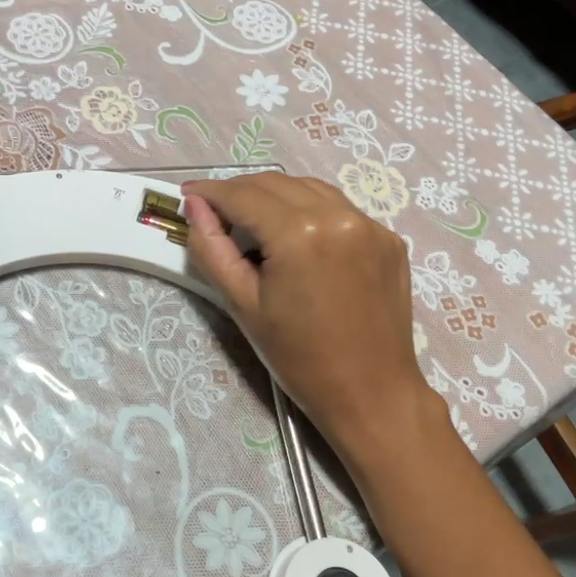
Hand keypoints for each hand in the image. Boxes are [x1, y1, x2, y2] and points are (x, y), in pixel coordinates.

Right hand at [182, 174, 440, 463]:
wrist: (372, 393)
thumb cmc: (298, 357)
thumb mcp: (242, 304)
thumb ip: (212, 248)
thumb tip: (194, 205)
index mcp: (299, 234)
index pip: (243, 195)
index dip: (210, 192)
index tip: (187, 194)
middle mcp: (339, 215)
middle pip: (275, 183)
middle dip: (239, 192)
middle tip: (214, 214)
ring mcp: (370, 224)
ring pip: (308, 189)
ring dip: (274, 196)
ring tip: (252, 225)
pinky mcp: (388, 238)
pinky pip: (339, 209)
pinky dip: (309, 212)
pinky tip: (297, 241)